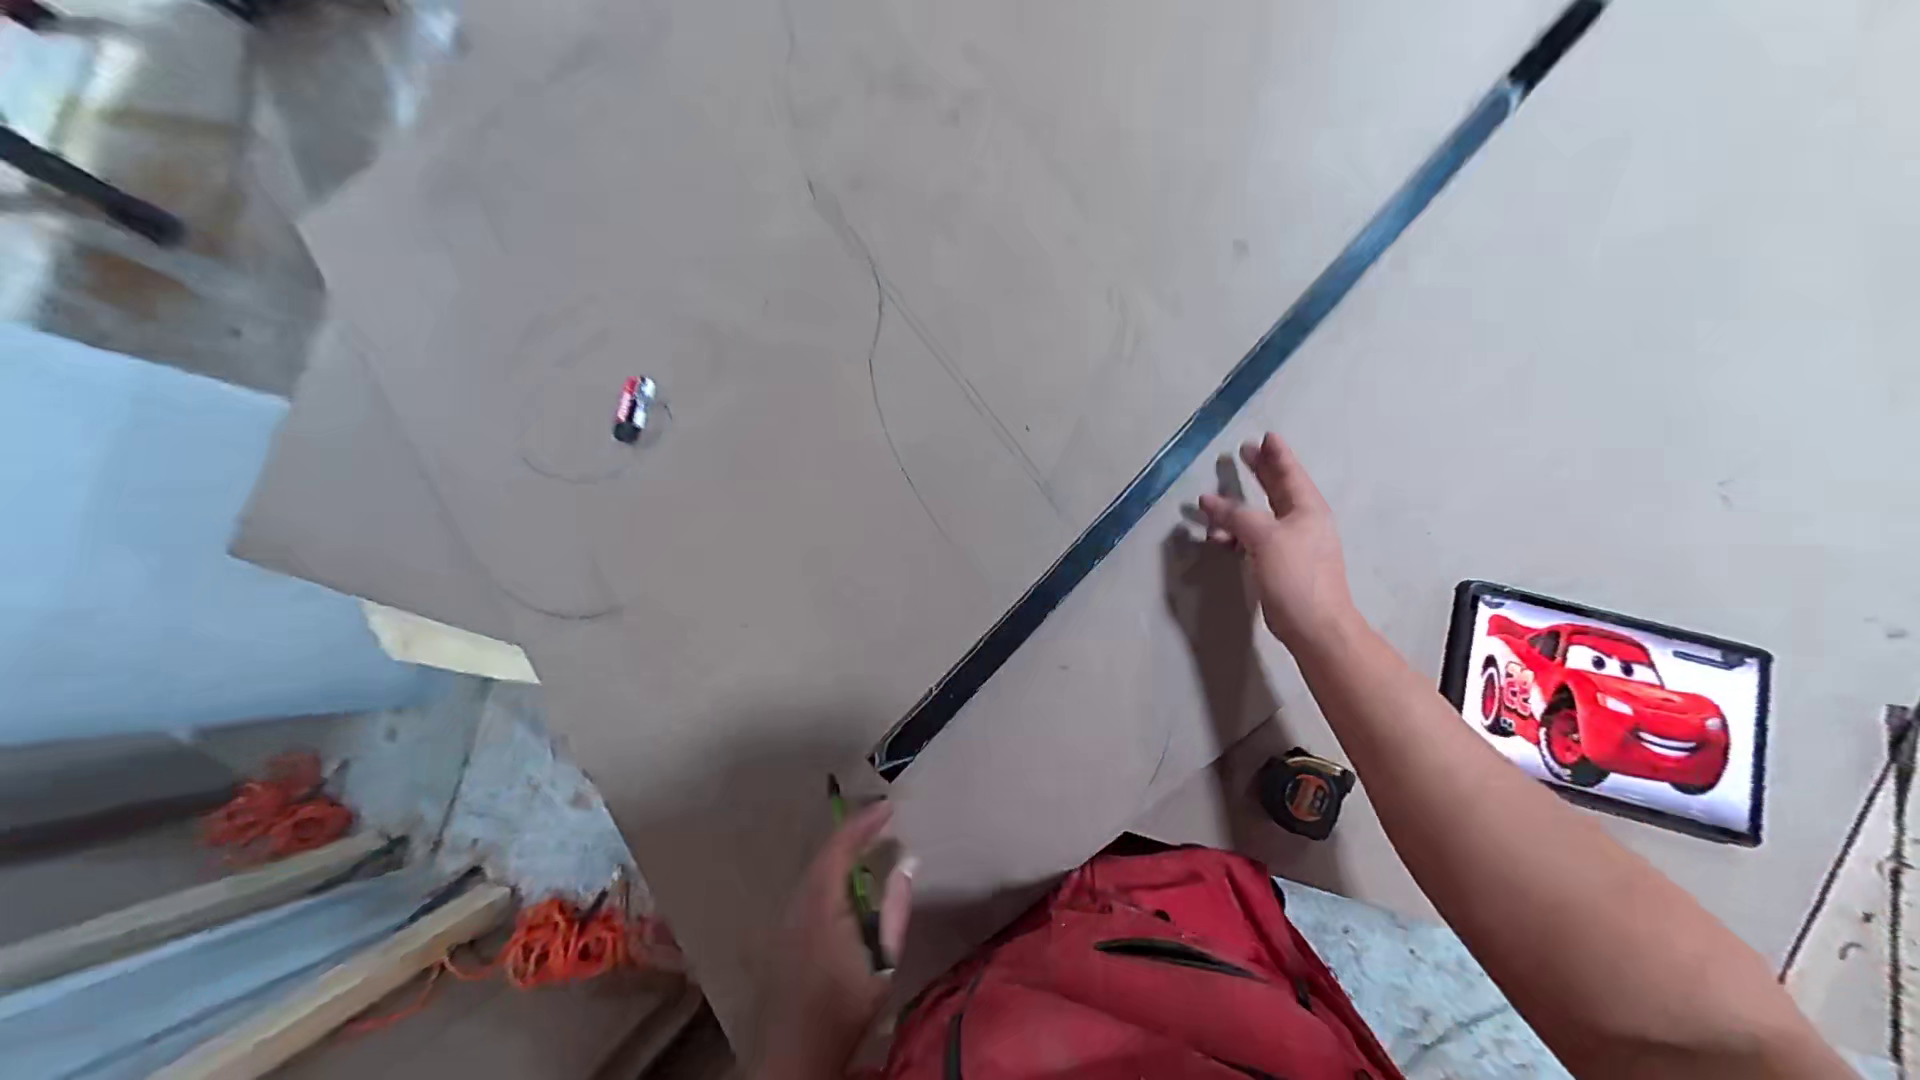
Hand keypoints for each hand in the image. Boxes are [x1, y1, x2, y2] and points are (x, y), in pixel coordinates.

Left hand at [754, 801, 913, 1079]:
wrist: (795, 1054)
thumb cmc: (845, 1009)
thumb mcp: (883, 961)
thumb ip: (896, 909)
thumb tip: (908, 863)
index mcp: (822, 904)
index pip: (841, 847)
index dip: (864, 822)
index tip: (889, 807)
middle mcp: (799, 902)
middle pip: (825, 853)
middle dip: (854, 831)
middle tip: (882, 819)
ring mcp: (787, 917)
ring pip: (815, 869)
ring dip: (841, 850)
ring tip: (869, 840)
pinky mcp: (784, 932)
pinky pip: (810, 885)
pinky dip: (831, 870)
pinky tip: (846, 877)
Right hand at [1197, 433, 1357, 649]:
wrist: (1314, 624)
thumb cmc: (1295, 575)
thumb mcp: (1264, 537)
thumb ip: (1235, 515)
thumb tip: (1207, 500)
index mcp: (1306, 509)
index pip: (1289, 473)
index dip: (1277, 454)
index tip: (1266, 436)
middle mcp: (1301, 522)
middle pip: (1277, 489)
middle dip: (1259, 472)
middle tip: (1243, 453)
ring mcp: (1291, 544)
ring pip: (1260, 516)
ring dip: (1237, 510)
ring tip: (1213, 505)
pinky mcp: (1279, 564)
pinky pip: (1253, 539)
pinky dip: (1236, 534)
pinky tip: (1219, 539)